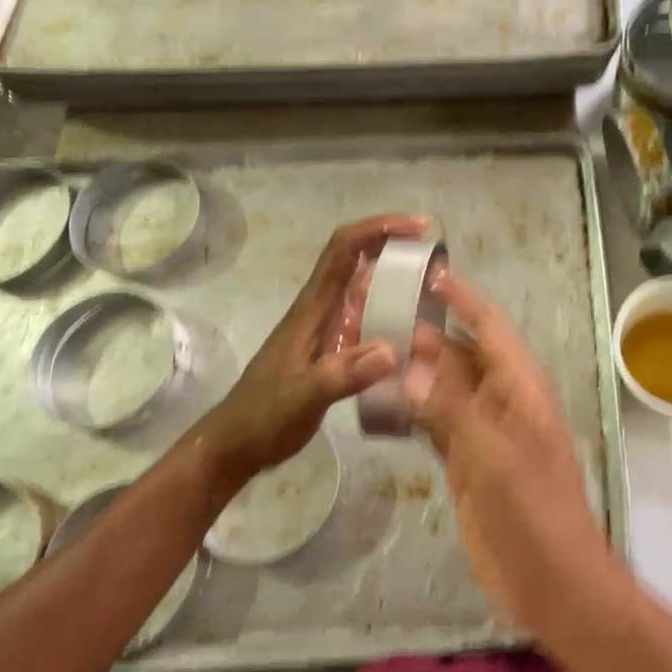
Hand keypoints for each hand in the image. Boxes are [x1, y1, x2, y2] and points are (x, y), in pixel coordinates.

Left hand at [201, 213, 427, 475]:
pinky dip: (391, 308)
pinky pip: (366, 316)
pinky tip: (414, 326)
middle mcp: (321, 308)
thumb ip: (343, 374)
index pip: (344, 248)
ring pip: (363, 285)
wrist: (236, 444)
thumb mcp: (304, 396)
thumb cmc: (264, 415)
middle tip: (434, 250)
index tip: (417, 227)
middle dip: (392, 242)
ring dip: (394, 273)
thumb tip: (391, 351)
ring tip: (433, 279)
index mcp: (313, 307)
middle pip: (356, 257)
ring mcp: (326, 328)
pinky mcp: (332, 349)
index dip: (379, 228)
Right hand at [403, 271, 618, 632]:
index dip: (464, 299)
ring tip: (374, 348)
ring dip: (418, 371)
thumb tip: (411, 364)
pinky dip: (414, 410)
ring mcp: (483, 433)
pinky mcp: (466, 463)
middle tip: (380, 313)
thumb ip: (452, 408)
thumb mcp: (493, 455)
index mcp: (521, 387)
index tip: (429, 273)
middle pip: (463, 354)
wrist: (551, 579)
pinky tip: (383, 401)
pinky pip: (436, 423)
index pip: (490, 328)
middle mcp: (502, 401)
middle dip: (429, 334)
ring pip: (447, 388)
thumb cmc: (533, 510)